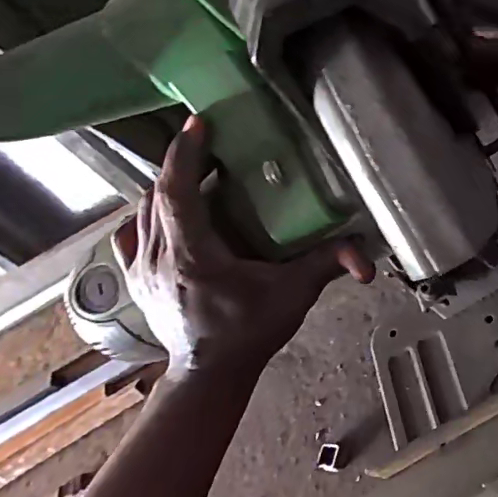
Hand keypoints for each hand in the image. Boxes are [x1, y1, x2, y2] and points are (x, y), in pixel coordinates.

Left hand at [113, 115, 373, 376]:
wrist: (211, 373)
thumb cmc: (251, 331)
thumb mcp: (294, 296)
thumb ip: (327, 267)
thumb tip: (366, 260)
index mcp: (193, 257)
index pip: (178, 193)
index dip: (186, 155)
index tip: (199, 123)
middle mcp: (158, 258)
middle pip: (157, 195)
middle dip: (179, 162)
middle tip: (206, 141)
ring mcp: (140, 270)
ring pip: (142, 211)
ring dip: (165, 185)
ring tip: (192, 169)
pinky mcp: (135, 281)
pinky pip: (131, 234)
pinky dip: (146, 212)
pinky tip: (161, 209)